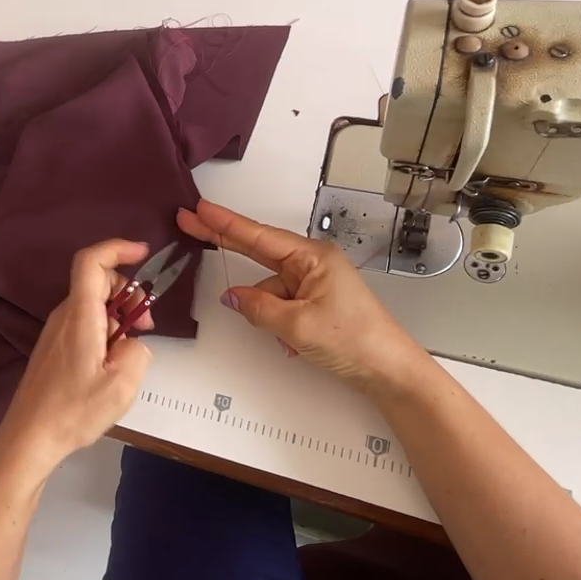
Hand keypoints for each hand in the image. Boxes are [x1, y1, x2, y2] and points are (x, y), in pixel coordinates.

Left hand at [0, 240, 154, 473]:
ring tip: (130, 350)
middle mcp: (64, 316)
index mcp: (80, 316)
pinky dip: (105, 329)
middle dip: (128, 292)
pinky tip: (111, 362)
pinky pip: (84, 321)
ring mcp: (56, 331)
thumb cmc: (72, 411)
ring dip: (118, 315)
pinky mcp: (54, 347)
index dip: (117, 248)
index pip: (91, 262)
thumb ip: (138, 353)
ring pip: (93, 303)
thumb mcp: (122, 386)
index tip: (143, 254)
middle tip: (146, 325)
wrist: (29, 437)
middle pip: (97, 281)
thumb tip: (134, 342)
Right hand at [178, 199, 432, 398]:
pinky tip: (289, 342)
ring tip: (286, 337)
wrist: (389, 370)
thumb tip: (233, 297)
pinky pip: (280, 302)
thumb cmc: (355, 340)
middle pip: (258, 248)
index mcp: (312, 257)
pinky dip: (275, 320)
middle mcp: (311, 262)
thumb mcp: (297, 326)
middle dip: (224, 240)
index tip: (199, 208)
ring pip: (268, 286)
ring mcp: (313, 281)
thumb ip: (258, 307)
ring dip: (264, 309)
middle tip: (190, 222)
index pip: (258, 236)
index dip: (224, 223)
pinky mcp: (314, 300)